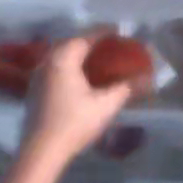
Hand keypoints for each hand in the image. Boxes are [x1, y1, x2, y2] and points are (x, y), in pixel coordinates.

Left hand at [16, 37, 133, 172]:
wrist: (41, 152)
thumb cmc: (75, 123)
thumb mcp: (106, 105)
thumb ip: (127, 88)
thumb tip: (149, 78)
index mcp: (64, 57)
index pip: (87, 37)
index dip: (105, 32)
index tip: (121, 30)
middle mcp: (48, 61)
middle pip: (71, 43)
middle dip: (91, 42)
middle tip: (109, 45)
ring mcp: (38, 75)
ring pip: (61, 56)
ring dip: (78, 54)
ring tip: (96, 59)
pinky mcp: (34, 90)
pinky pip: (54, 68)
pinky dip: (69, 67)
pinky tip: (79, 78)